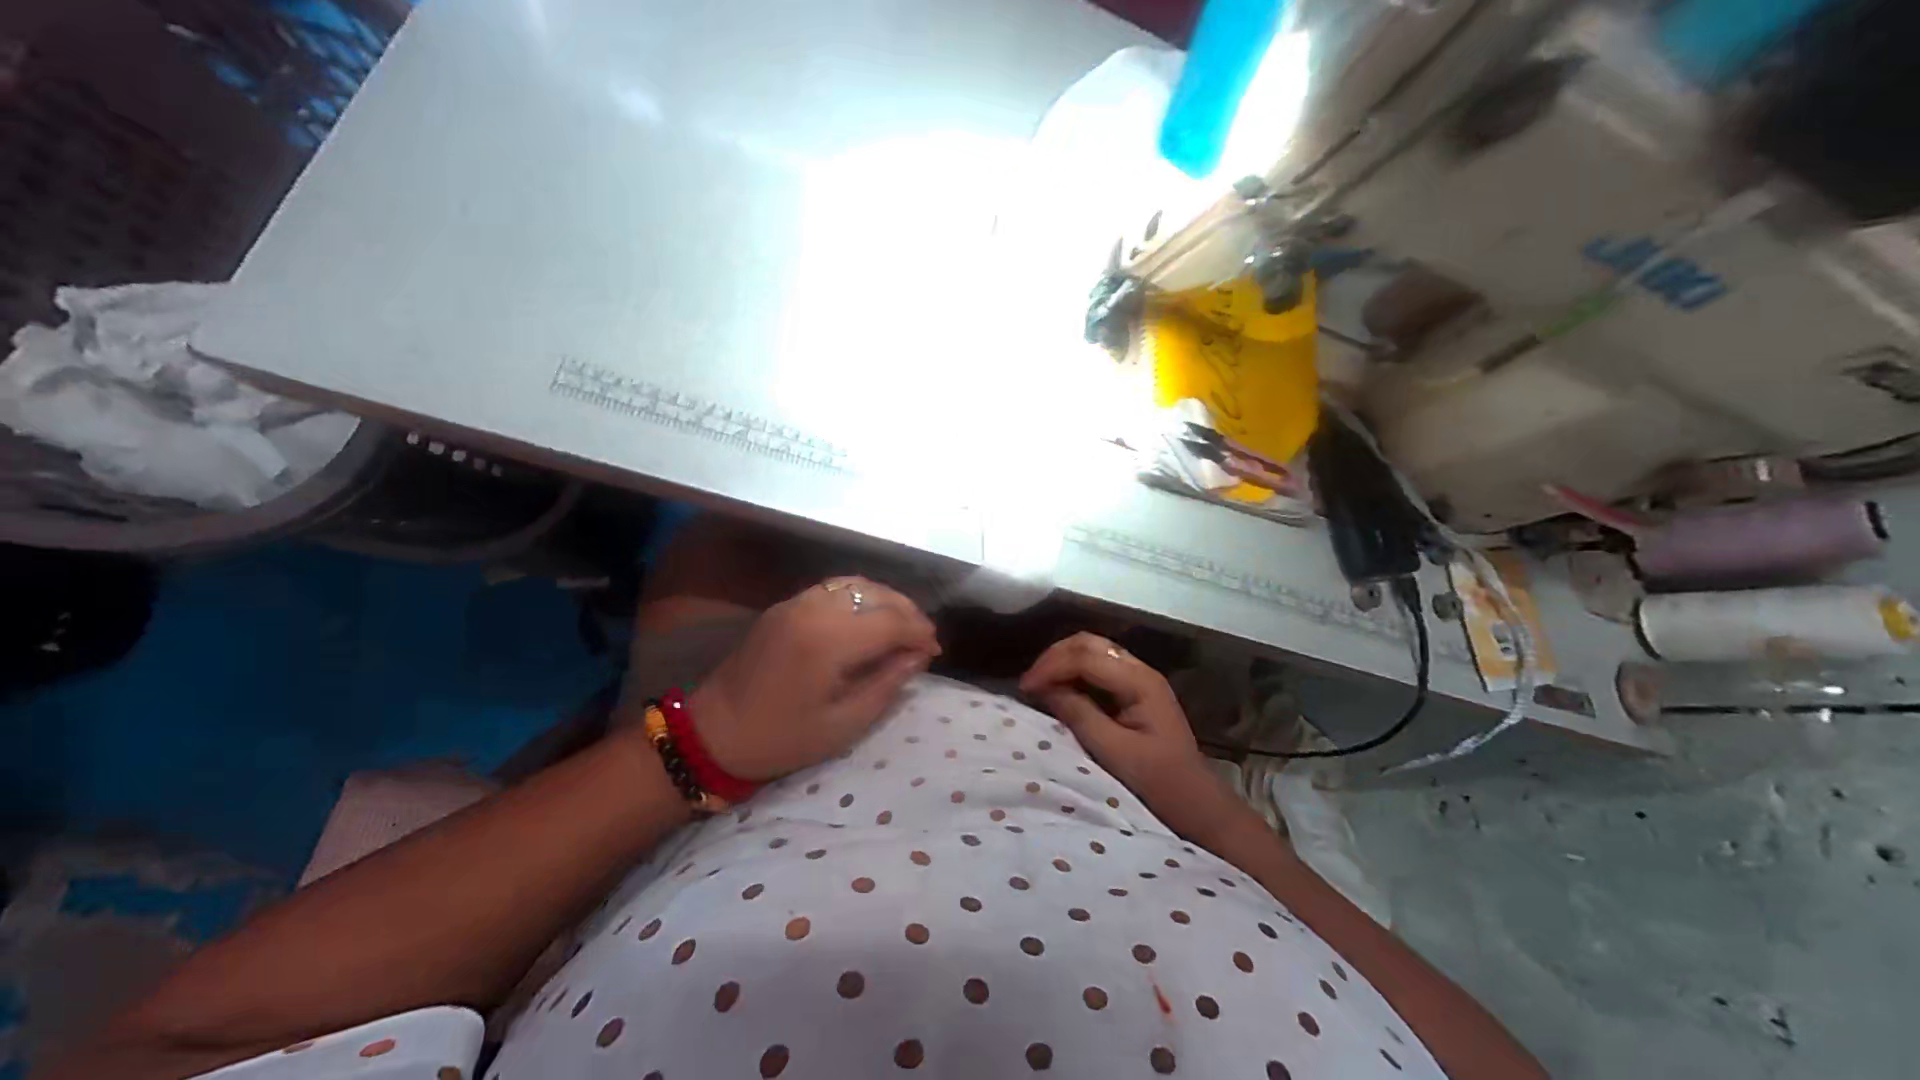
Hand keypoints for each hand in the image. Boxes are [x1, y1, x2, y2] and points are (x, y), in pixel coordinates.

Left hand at [691, 577, 939, 781]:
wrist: (714, 732)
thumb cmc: (782, 739)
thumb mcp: (844, 724)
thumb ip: (887, 684)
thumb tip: (918, 656)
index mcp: (828, 642)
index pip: (891, 621)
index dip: (920, 633)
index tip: (935, 651)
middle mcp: (813, 610)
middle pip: (876, 595)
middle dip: (908, 613)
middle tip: (923, 639)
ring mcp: (795, 603)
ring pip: (856, 584)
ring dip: (885, 600)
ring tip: (901, 626)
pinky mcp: (784, 606)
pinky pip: (833, 588)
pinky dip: (859, 596)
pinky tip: (868, 618)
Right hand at [1018, 632, 1234, 834]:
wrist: (1196, 803)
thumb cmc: (1157, 781)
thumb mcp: (1113, 751)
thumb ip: (1078, 714)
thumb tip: (1044, 689)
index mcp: (1140, 682)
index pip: (1086, 657)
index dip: (1051, 668)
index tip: (1024, 688)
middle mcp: (1140, 670)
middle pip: (1089, 643)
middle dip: (1054, 657)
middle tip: (1030, 682)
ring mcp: (1139, 679)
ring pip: (1093, 650)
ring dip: (1062, 661)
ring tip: (1039, 683)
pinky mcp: (1134, 691)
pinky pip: (1098, 667)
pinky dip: (1073, 671)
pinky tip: (1058, 688)